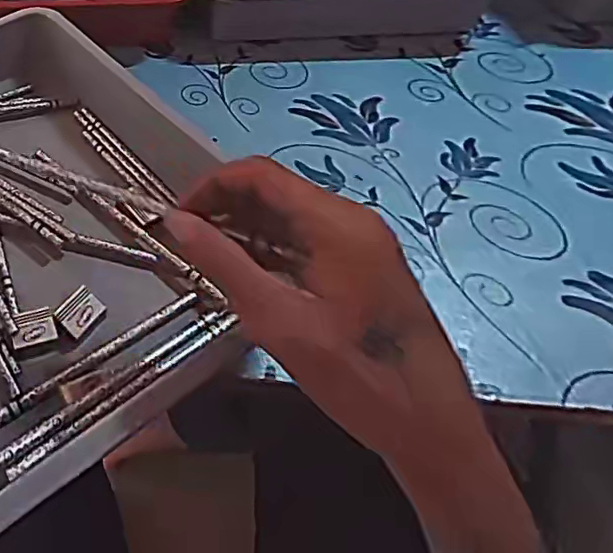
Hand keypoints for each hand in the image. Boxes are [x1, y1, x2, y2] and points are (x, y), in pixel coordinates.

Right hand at [162, 158, 539, 552]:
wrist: (437, 437)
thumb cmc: (360, 379)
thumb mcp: (278, 320)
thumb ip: (222, 262)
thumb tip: (176, 221)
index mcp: (337, 224)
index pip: (259, 174)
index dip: (210, 186)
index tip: (179, 214)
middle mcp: (352, 221)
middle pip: (272, 189)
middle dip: (223, 206)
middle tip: (187, 236)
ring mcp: (360, 241)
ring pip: (285, 213)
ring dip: (242, 226)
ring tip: (207, 254)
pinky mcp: (361, 263)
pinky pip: (302, 236)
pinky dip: (266, 245)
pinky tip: (243, 270)